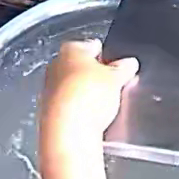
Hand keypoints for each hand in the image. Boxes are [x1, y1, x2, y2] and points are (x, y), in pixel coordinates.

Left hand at [39, 39, 137, 155]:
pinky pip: (69, 104)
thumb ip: (123, 68)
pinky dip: (79, 108)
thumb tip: (129, 63)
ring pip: (74, 86)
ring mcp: (50, 88)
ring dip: (87, 92)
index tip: (115, 61)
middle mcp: (55, 65)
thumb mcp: (115, 79)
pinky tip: (91, 117)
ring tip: (105, 103)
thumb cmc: (88, 96)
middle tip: (113, 83)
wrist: (67, 132)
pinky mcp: (49, 110)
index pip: (90, 46)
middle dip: (96, 74)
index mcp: (70, 49)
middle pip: (80, 66)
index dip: (105, 53)